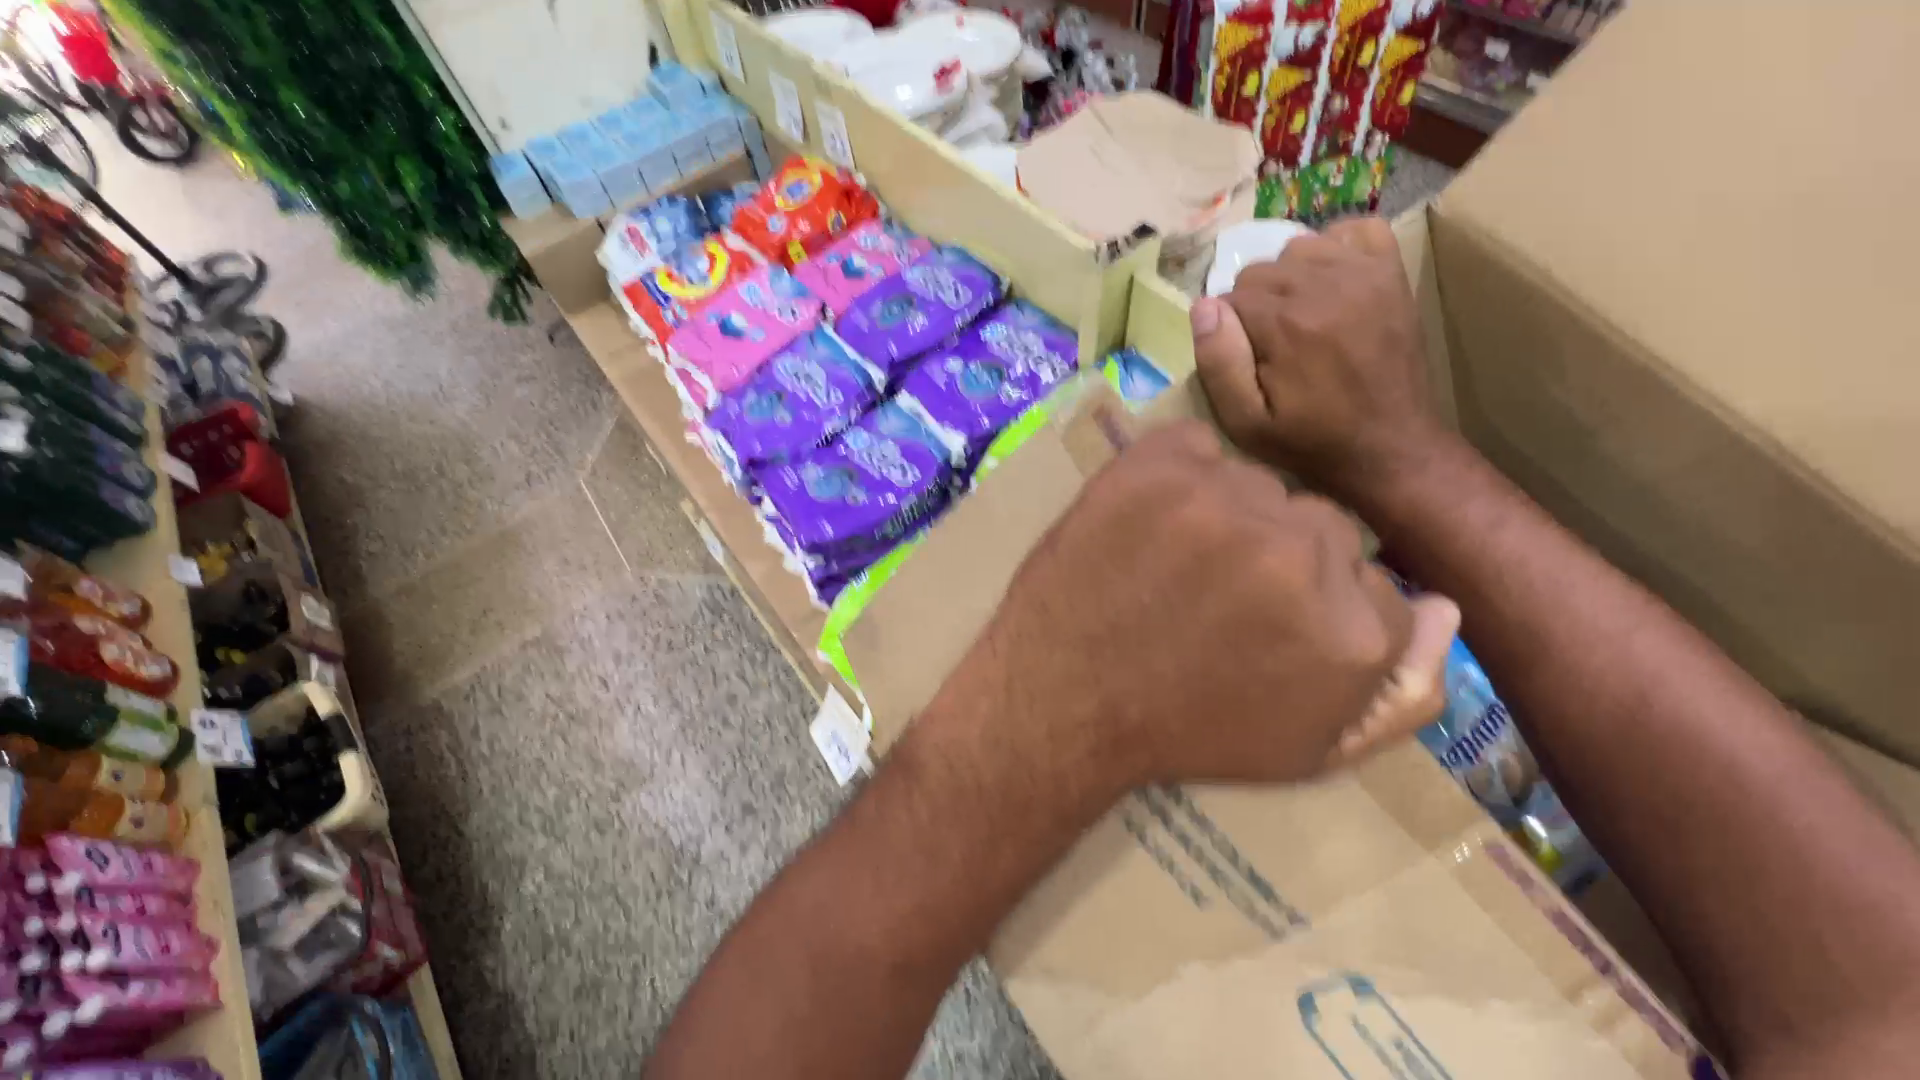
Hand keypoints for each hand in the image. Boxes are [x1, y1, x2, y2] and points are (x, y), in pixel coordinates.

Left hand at [929, 422, 1442, 801]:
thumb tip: (1447, 608)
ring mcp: (1227, 499)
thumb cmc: (1185, 733)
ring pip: (1262, 486)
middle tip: (1221, 597)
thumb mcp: (1309, 749)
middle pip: (1325, 527)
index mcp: (1355, 629)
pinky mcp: (1156, 464)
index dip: (1326, 607)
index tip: (1274, 628)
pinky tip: (1151, 525)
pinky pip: (1195, 448)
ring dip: (1233, 517)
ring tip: (1179, 566)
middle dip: (1287, 560)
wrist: (1063, 702)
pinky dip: (1180, 475)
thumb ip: (1400, 692)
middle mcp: (1305, 551)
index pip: (1380, 586)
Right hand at [1193, 217, 1446, 505]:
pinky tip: (1332, 280)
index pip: (1229, 297)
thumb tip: (1204, 306)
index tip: (1244, 358)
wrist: (1389, 448)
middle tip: (1270, 343)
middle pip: (1261, 269)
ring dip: (1290, 276)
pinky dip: (1339, 246)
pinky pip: (1358, 230)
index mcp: (1285, 324)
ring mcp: (1364, 275)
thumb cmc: (1310, 442)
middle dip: (1254, 303)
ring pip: (1300, 247)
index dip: (1227, 329)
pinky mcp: (1391, 275)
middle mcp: (1324, 287)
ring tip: (1298, 315)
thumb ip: (1218, 364)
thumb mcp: (1246, 423)